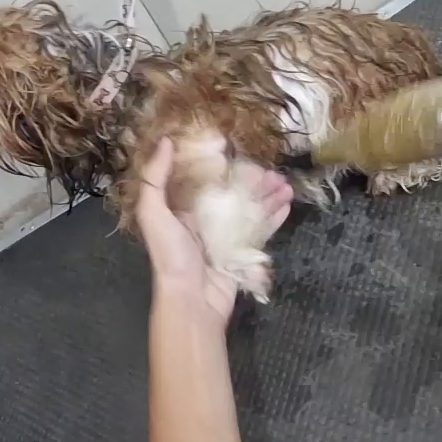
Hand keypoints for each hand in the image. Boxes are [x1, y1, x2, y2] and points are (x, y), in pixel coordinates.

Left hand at [136, 138, 294, 323]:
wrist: (192, 301)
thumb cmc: (170, 256)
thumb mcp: (154, 214)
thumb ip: (155, 178)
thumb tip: (165, 141)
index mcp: (182, 208)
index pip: (205, 178)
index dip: (222, 164)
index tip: (239, 148)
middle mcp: (205, 219)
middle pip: (234, 192)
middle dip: (254, 180)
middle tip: (273, 170)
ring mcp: (226, 236)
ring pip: (251, 208)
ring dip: (269, 196)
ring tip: (287, 185)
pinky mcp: (242, 252)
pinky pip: (261, 229)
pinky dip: (274, 216)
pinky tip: (287, 203)